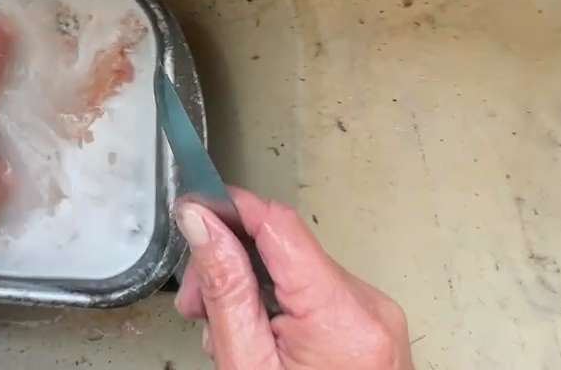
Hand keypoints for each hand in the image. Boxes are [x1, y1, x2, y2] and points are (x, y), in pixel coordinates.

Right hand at [175, 187, 411, 369]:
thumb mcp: (248, 366)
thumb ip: (225, 286)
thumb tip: (198, 217)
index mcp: (343, 315)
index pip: (276, 222)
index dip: (227, 207)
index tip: (185, 216)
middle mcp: (369, 305)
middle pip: (279, 245)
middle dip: (228, 262)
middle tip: (193, 306)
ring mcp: (375, 318)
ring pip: (290, 266)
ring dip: (246, 284)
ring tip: (218, 330)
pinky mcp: (370, 329)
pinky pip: (310, 291)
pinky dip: (272, 302)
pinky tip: (251, 334)